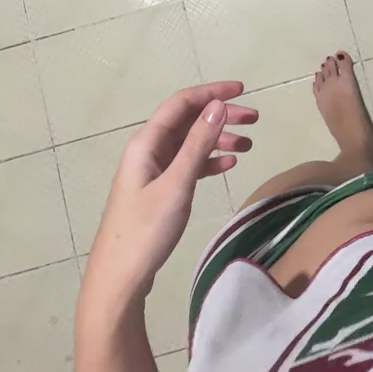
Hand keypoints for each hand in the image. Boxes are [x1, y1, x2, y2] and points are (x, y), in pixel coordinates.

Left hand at [82, 82, 257, 305]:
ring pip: (190, 143)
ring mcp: (152, 170)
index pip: (182, 103)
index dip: (211, 92)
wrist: (118, 280)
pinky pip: (187, 164)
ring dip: (218, 139)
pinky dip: (208, 161)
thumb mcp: (177, 185)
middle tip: (254, 120)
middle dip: (220, 116)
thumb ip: (198, 144)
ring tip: (247, 146)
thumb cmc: (145, 230)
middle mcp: (148, 149)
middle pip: (188, 120)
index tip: (242, 91)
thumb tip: (218, 106)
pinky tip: (228, 165)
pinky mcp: (158, 190)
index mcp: (147, 142)